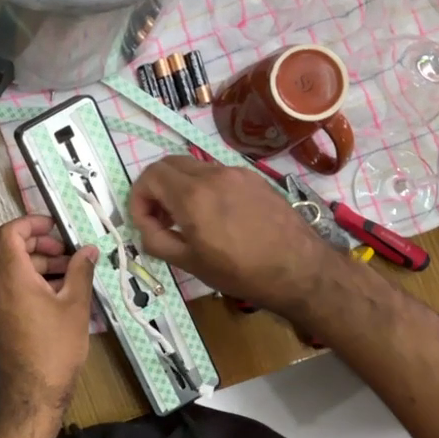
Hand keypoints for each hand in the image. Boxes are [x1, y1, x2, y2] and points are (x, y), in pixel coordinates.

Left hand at [0, 215, 98, 414]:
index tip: (55, 227)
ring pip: (11, 269)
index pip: (8, 233)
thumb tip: (89, 250)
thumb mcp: (75, 306)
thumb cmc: (55, 347)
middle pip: (8, 249)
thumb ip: (81, 272)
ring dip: (38, 263)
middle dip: (38, 243)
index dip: (30, 223)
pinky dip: (32, 281)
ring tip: (70, 272)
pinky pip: (11, 287)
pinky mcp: (0, 318)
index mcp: (11, 277)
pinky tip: (60, 293)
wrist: (32, 392)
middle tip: (66, 250)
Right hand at [128, 156, 337, 313]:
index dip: (138, 199)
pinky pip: (216, 174)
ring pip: (192, 167)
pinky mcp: (254, 178)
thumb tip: (146, 228)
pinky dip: (203, 188)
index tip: (146, 223)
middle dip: (155, 188)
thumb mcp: (189, 263)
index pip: (149, 176)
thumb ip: (156, 240)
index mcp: (192, 196)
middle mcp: (212, 175)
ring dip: (179, 187)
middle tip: (160, 218)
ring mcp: (235, 173)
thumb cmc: (241, 272)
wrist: (300, 270)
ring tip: (187, 219)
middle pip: (168, 164)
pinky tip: (215, 217)